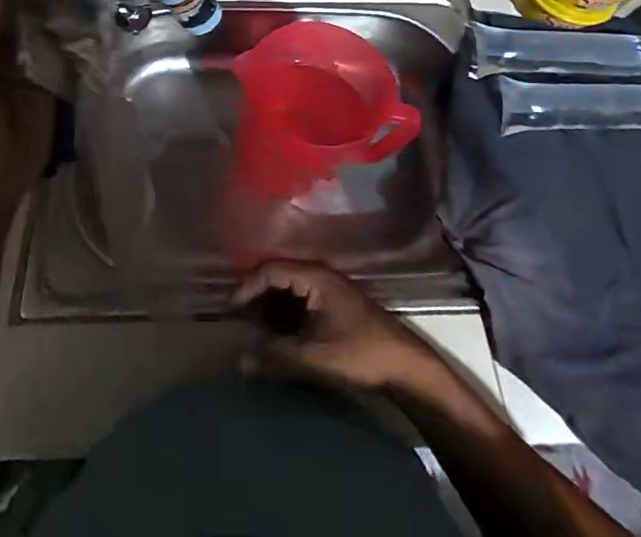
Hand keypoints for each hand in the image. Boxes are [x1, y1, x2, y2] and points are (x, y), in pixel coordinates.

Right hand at [233, 260, 450, 393]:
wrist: (410, 369)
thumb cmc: (362, 355)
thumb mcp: (315, 357)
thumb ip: (275, 356)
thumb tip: (239, 361)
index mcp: (314, 277)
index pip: (268, 270)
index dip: (246, 287)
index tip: (230, 308)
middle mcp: (319, 275)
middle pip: (276, 275)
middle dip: (255, 294)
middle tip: (237, 315)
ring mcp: (329, 289)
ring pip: (288, 287)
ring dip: (269, 304)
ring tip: (253, 325)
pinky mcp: (335, 304)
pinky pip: (299, 299)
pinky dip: (283, 311)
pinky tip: (277, 331)